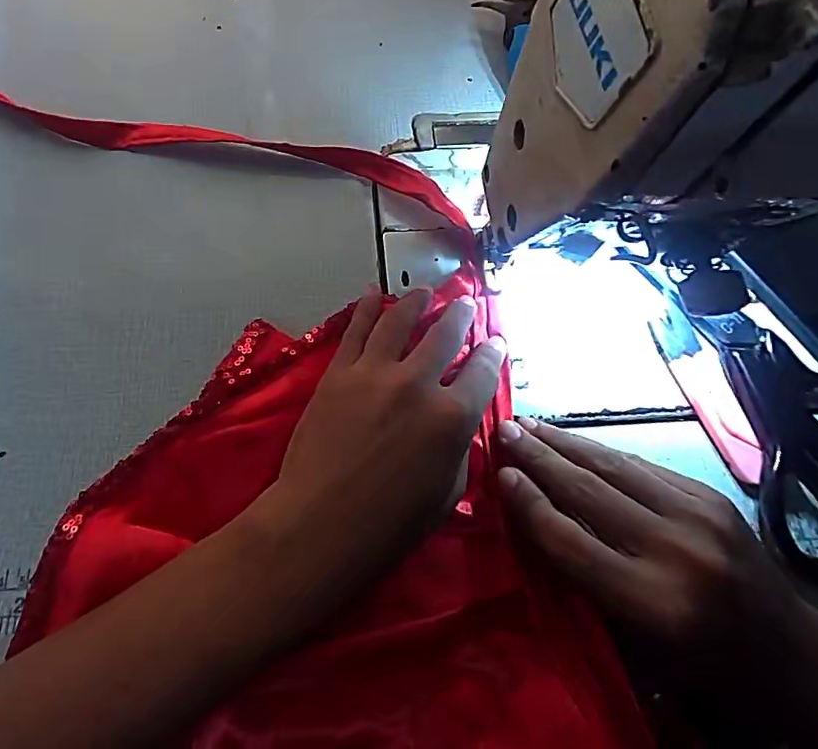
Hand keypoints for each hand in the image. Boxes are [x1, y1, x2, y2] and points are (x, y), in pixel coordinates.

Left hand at [260, 285, 506, 566]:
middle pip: (444, 334)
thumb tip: (458, 421)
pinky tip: (373, 293)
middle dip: (460, 314)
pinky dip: (367, 308)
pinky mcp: (339, 372)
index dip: (493, 353)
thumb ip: (458, 449)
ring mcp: (374, 373)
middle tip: (465, 304)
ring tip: (425, 293)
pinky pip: (356, 330)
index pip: (482, 372)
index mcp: (451, 418)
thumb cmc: (390, 524)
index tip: (496, 342)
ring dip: (416, 302)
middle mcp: (416, 384)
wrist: (321, 523)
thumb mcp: (446, 494)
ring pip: (400, 321)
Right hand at [496, 417, 817, 699]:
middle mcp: (679, 553)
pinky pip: (645, 466)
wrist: (793, 660)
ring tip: (531, 424)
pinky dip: (604, 451)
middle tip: (505, 431)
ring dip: (567, 442)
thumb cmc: (705, 672)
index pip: (572, 542)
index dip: (530, 504)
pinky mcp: (712, 497)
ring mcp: (701, 518)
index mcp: (656, 605)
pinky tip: (578, 441)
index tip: (501, 475)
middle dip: (541, 457)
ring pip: (616, 466)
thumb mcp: (638, 649)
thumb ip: (587, 585)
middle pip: (591, 492)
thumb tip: (535, 520)